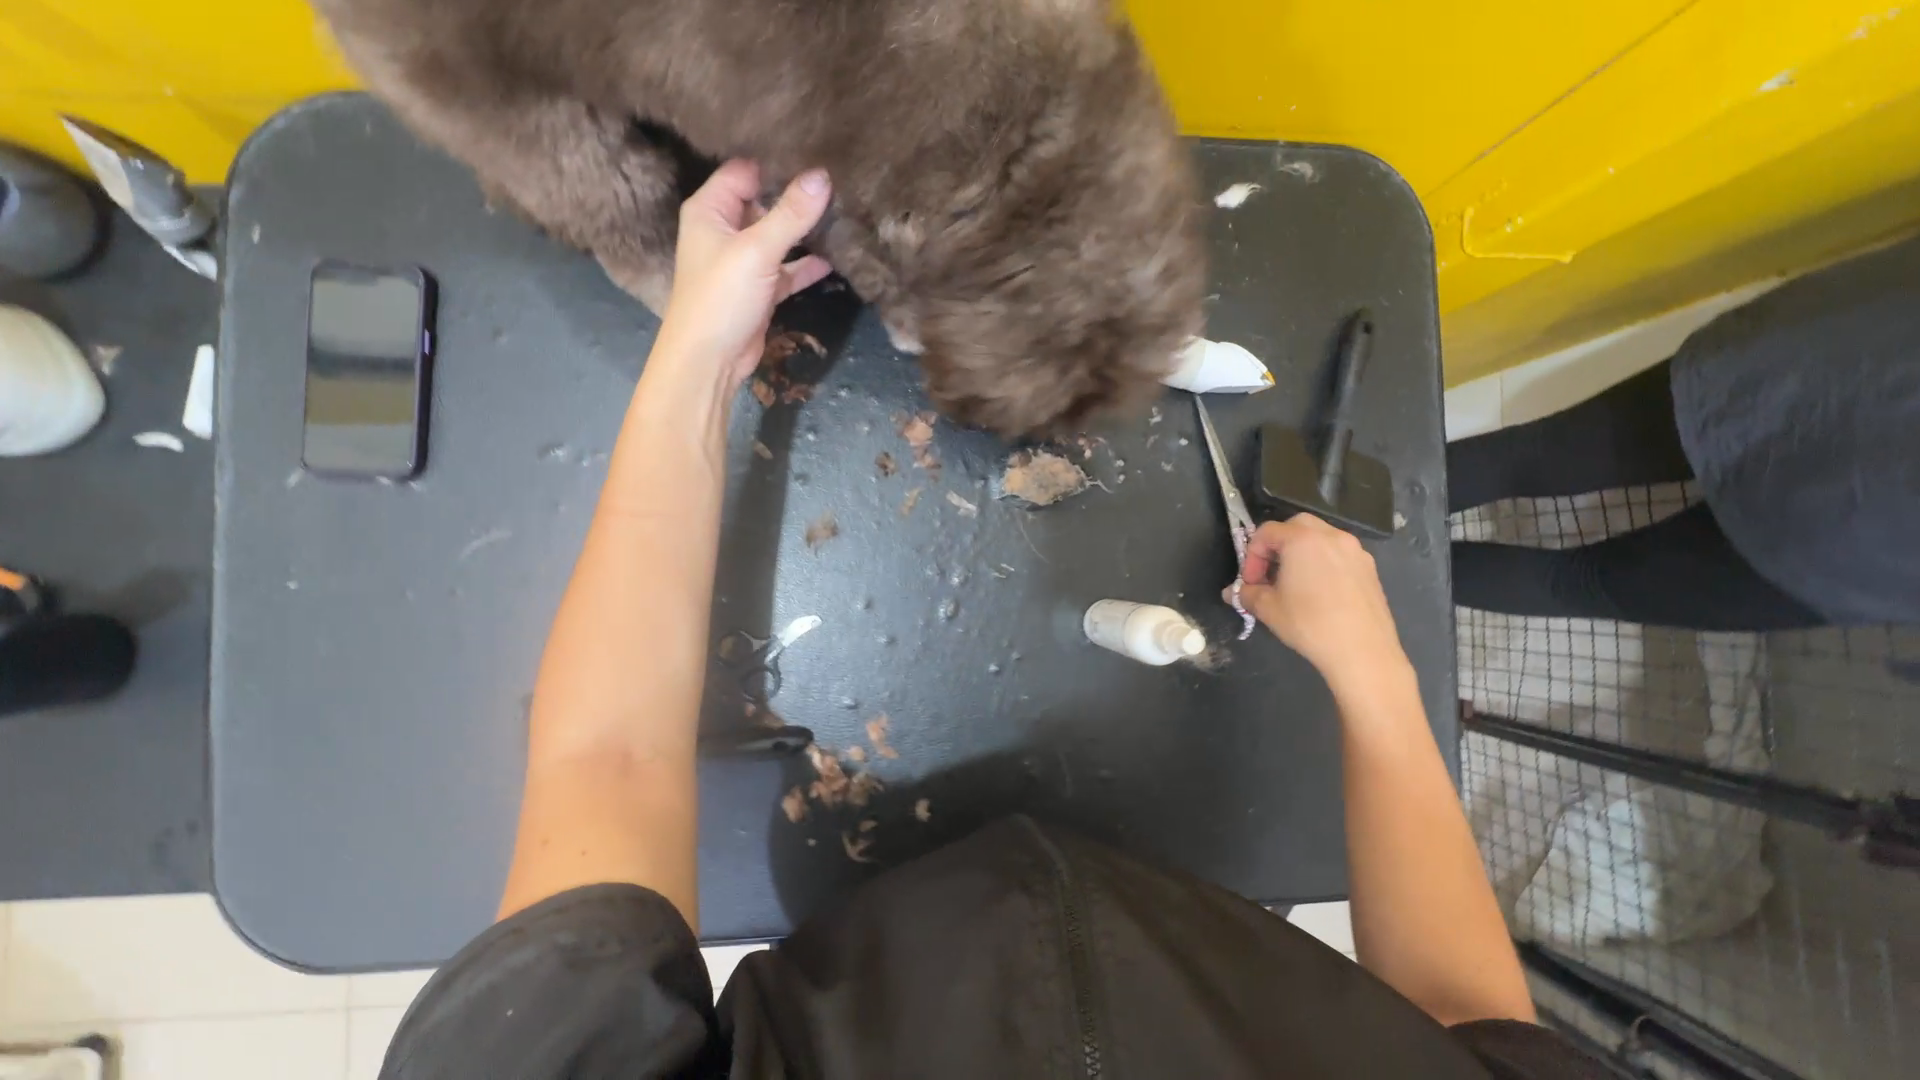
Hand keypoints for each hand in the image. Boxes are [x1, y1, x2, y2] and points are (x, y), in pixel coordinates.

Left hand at [654, 159, 833, 385]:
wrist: (709, 361)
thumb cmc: (722, 297)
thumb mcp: (757, 250)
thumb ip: (791, 214)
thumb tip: (823, 175)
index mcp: (710, 209)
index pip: (746, 169)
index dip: (777, 160)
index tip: (816, 150)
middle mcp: (724, 229)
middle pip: (765, 200)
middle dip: (798, 194)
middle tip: (840, 177)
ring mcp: (743, 260)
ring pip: (779, 235)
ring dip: (806, 229)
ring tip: (845, 210)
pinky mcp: (760, 288)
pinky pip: (787, 268)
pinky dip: (807, 264)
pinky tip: (836, 256)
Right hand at [1231, 516, 1409, 692]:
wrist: (1362, 651)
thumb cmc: (1309, 624)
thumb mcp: (1268, 609)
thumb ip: (1246, 594)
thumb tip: (1231, 593)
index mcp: (1302, 540)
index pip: (1266, 532)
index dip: (1252, 555)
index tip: (1250, 582)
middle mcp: (1331, 536)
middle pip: (1296, 526)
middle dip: (1277, 545)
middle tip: (1270, 574)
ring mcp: (1355, 550)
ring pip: (1320, 538)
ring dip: (1301, 552)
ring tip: (1295, 583)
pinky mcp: (1370, 568)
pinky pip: (1339, 554)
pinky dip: (1323, 562)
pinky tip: (1320, 592)